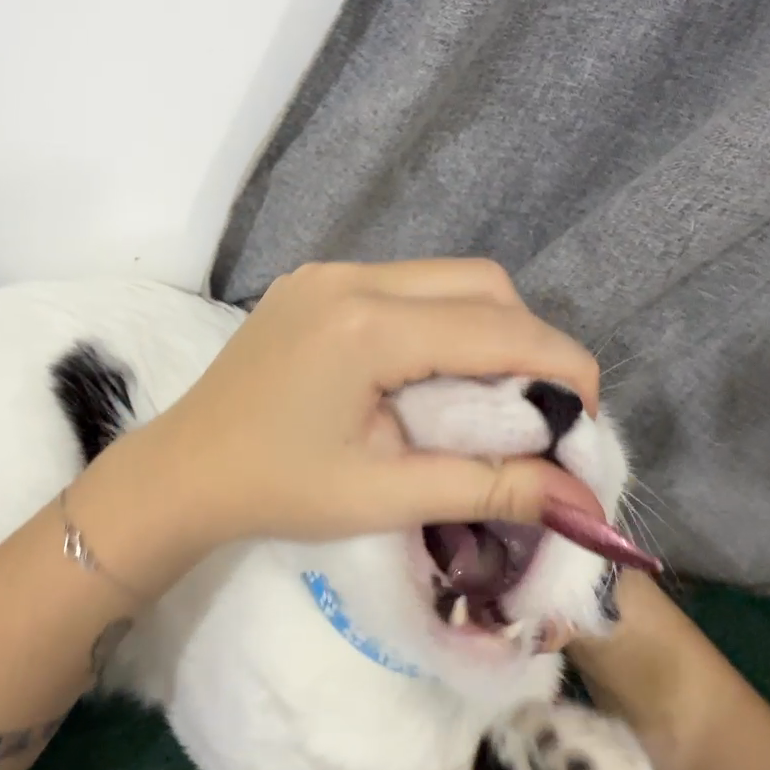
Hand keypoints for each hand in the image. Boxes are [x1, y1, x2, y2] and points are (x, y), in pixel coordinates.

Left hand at [117, 259, 601, 548]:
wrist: (184, 471)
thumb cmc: (277, 490)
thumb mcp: (385, 495)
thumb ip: (489, 486)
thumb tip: (581, 494)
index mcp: (366, 327)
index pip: (498, 328)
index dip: (562, 366)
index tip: (585, 418)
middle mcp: (348, 278)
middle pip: (478, 283)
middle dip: (526, 341)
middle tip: (534, 409)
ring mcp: (324, 274)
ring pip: (442, 278)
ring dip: (481, 327)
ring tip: (484, 395)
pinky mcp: (311, 284)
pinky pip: (400, 284)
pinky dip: (436, 320)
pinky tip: (427, 372)